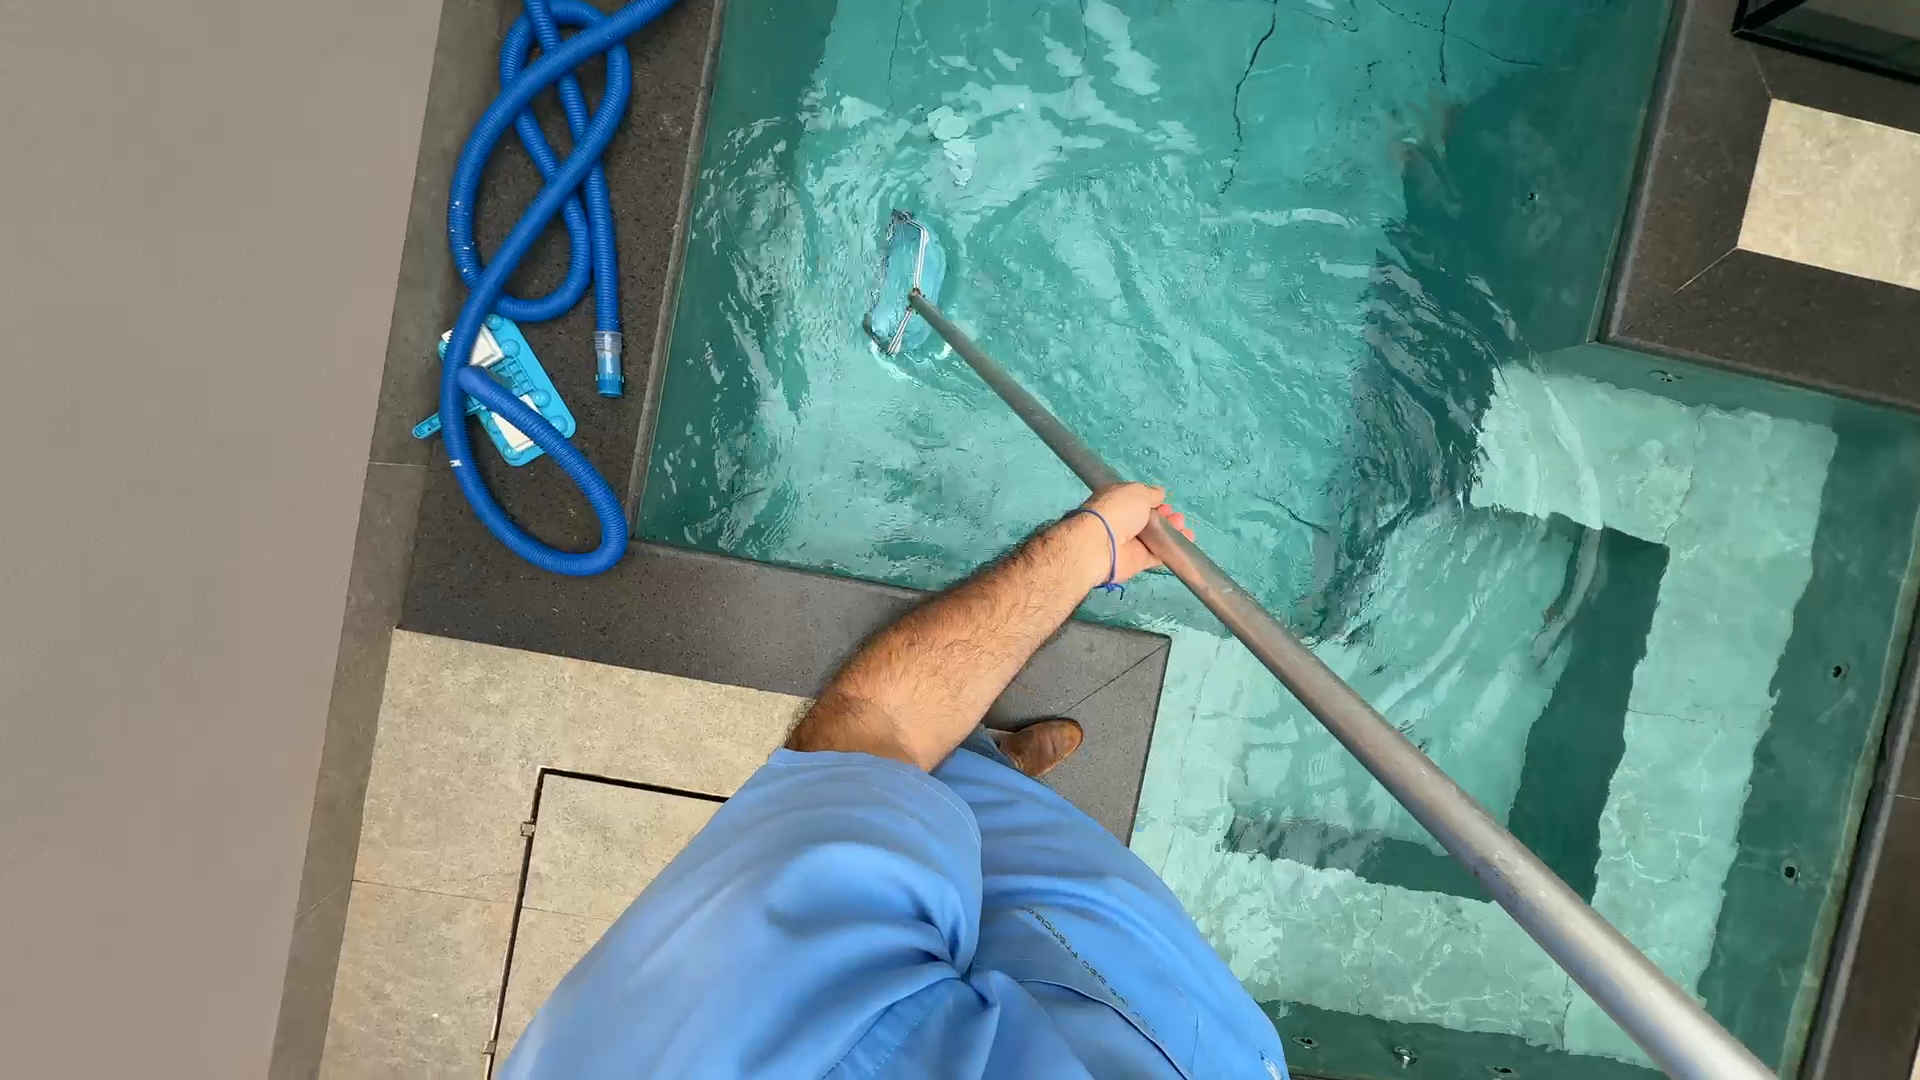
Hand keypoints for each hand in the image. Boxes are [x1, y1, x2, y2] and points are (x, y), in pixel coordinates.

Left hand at [1074, 483, 1193, 584]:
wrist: (1103, 545)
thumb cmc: (1117, 510)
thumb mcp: (1136, 492)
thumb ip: (1150, 493)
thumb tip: (1159, 494)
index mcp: (1116, 502)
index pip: (1137, 501)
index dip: (1153, 501)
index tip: (1165, 502)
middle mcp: (1122, 522)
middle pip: (1148, 519)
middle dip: (1165, 515)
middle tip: (1175, 516)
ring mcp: (1130, 543)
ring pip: (1156, 536)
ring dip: (1171, 529)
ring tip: (1181, 526)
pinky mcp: (1138, 561)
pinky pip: (1159, 553)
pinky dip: (1173, 547)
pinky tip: (1186, 539)